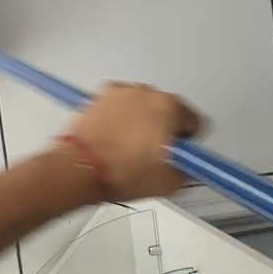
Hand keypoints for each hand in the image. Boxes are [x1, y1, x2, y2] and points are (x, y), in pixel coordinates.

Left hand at [61, 82, 202, 200]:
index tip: (180, 153)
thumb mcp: (167, 182)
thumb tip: (185, 167)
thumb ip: (186, 170)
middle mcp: (146, 92)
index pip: (194, 121)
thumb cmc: (122, 172)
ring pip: (142, 104)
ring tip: (129, 144)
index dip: (188, 140)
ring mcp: (120, 91)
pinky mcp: (98, 96)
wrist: (79, 167)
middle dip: (165, 127)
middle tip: (153, 151)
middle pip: (167, 109)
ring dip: (142, 118)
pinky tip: (114, 134)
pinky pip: (119, 103)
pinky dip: (120, 114)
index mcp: (169, 108)